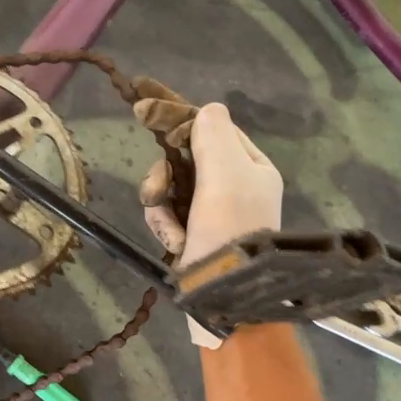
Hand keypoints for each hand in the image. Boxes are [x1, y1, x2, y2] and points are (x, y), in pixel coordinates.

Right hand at [134, 92, 282, 347]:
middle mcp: (235, 187)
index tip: (148, 115)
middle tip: (158, 190)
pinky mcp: (193, 235)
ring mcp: (212, 213)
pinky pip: (166, 215)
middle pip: (185, 159)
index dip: (184, 125)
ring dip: (161, 205)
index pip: (216, 130)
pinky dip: (164, 226)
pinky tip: (172, 241)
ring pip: (170, 188)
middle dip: (166, 174)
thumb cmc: (230, 227)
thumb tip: (207, 108)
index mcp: (252, 168)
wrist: (224, 292)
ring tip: (169, 227)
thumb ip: (213, 137)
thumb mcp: (225, 174)